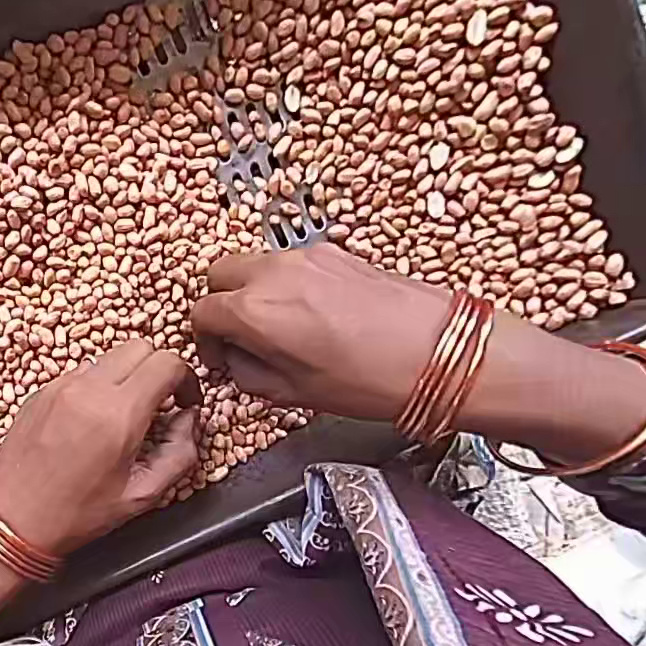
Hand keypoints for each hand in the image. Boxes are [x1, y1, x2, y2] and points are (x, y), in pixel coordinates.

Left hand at [0, 339, 203, 554]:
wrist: (11, 519)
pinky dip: (98, 386)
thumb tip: (190, 418)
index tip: (185, 402)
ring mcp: (60, 386)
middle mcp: (88, 389)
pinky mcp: (41, 390)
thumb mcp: (143, 495)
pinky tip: (93, 420)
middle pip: (140, 347)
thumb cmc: (76, 514)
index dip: (187, 379)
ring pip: (110, 357)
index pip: (167, 363)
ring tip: (124, 416)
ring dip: (127, 376)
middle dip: (159, 370)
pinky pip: (82, 372)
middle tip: (161, 403)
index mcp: (117, 414)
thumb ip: (180, 452)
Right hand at [189, 243, 456, 419]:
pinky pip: (289, 263)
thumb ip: (248, 372)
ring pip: (254, 264)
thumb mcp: (293, 392)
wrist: (443, 352)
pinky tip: (308, 313)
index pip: (202, 312)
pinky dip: (282, 283)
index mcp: (254, 311)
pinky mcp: (335, 252)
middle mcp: (273, 273)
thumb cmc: (370, 379)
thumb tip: (235, 359)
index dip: (204, 340)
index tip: (220, 357)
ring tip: (276, 326)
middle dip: (219, 303)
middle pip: (219, 274)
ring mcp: (305, 257)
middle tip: (237, 335)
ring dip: (249, 290)